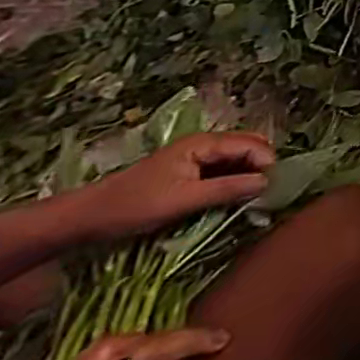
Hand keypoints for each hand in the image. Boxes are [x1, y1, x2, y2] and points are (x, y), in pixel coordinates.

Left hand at [76, 133, 274, 241]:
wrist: (85, 217)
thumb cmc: (134, 206)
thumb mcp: (183, 200)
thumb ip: (227, 189)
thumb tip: (267, 182)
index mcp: (204, 143)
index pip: (251, 145)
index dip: (267, 163)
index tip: (274, 187)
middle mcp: (205, 142)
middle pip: (249, 145)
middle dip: (262, 163)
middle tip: (269, 189)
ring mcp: (196, 154)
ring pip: (238, 156)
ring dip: (249, 171)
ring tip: (256, 193)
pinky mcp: (190, 168)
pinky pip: (224, 166)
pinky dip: (235, 177)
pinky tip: (236, 194)